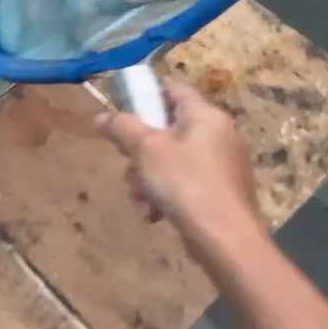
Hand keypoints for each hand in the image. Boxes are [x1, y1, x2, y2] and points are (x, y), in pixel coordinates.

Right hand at [95, 78, 264, 259]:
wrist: (226, 240)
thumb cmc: (186, 183)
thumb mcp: (145, 149)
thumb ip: (121, 126)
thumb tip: (101, 116)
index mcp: (206, 116)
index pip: (173, 88)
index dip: (145, 92)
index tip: (120, 109)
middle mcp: (219, 135)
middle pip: (167, 124)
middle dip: (139, 143)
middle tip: (126, 157)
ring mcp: (221, 164)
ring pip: (170, 155)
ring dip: (146, 171)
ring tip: (139, 193)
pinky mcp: (220, 190)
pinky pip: (182, 178)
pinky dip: (164, 189)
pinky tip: (153, 208)